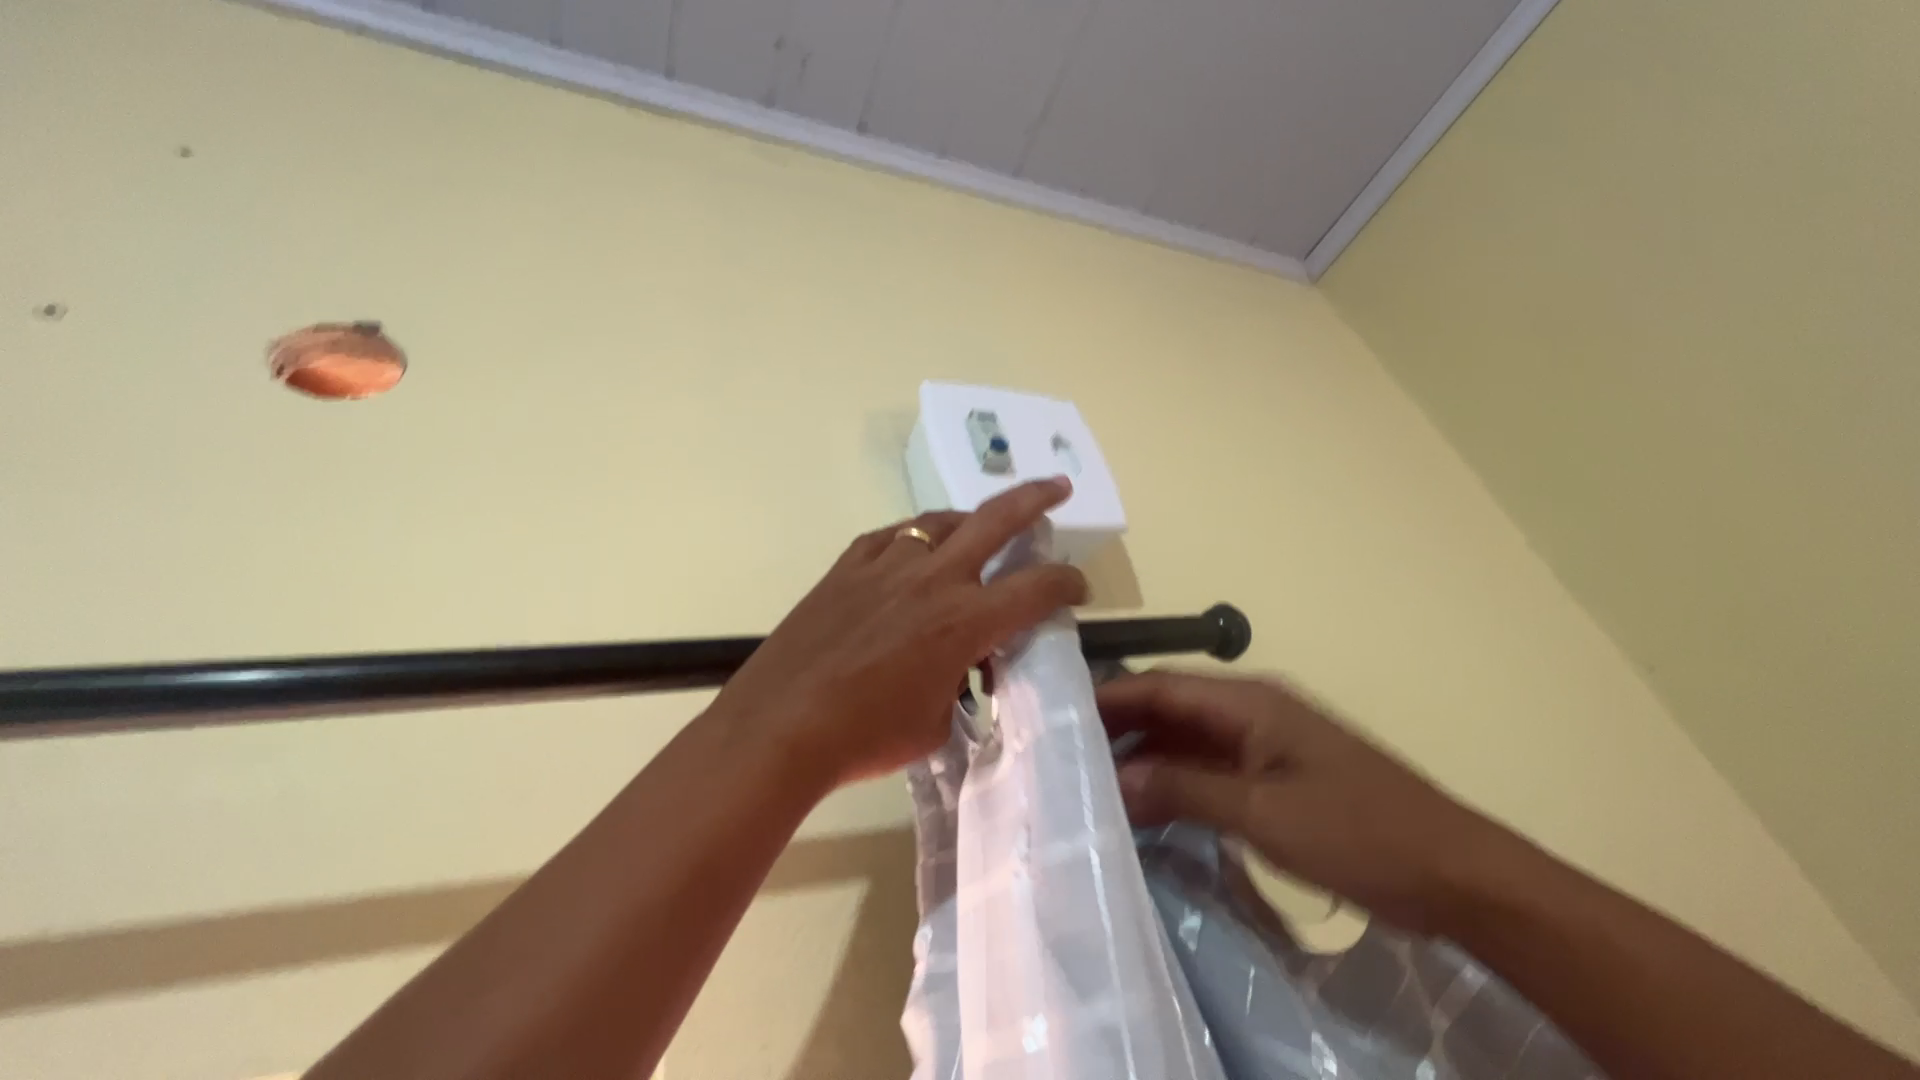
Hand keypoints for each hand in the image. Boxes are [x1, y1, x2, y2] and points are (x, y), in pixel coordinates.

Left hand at [710, 478, 1088, 788]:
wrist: (779, 726)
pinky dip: (914, 540)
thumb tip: (958, 665)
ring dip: (969, 521)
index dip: (1068, 583)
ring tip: (979, 527)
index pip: (1037, 588)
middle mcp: (932, 579)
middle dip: (1035, 498)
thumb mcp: (936, 722)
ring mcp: (885, 565)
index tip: (1078, 588)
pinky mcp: (846, 567)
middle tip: (1057, 486)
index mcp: (965, 620)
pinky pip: (892, 538)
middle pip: (996, 519)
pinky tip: (914, 551)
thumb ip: (960, 682)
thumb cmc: (865, 737)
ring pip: (939, 522)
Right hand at [1099, 671, 1523, 935]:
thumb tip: (1112, 778)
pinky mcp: (1278, 782)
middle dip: (1119, 731)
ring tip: (1092, 787)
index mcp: (1251, 703)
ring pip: (1188, 743)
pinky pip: (1211, 772)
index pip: (1161, 686)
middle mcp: (1254, 714)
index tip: (1055, 718)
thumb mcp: (1262, 814)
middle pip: (1170, 710)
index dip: (1107, 698)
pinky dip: (1176, 786)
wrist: (1455, 875)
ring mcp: (1268, 748)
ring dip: (1145, 761)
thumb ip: (1183, 789)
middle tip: (1063, 760)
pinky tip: (1146, 811)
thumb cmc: (1359, 833)